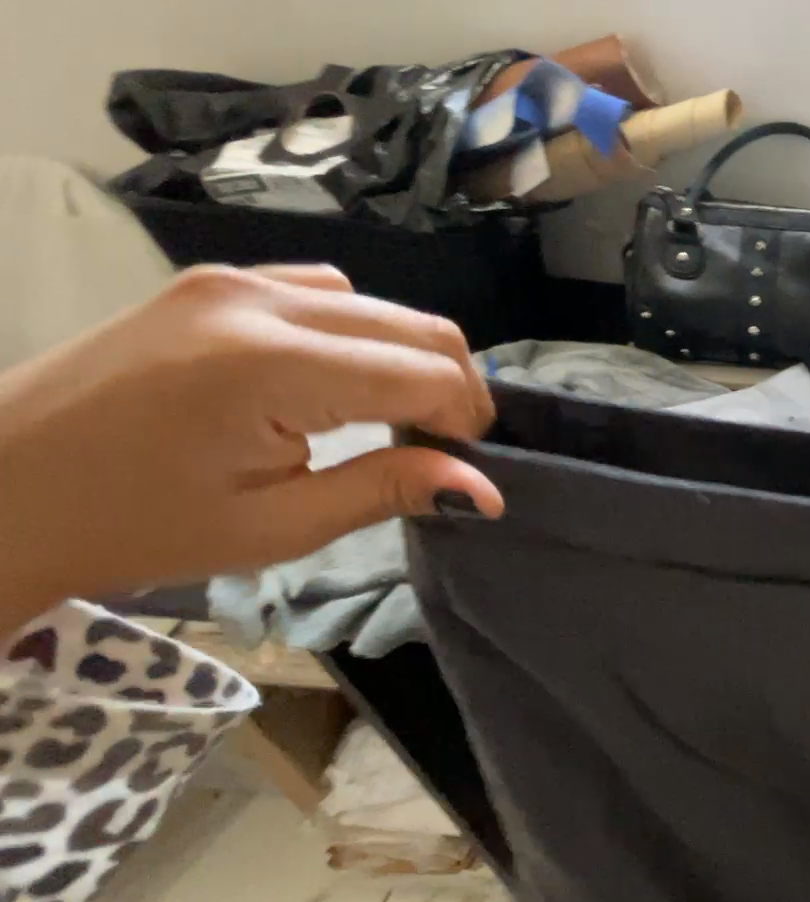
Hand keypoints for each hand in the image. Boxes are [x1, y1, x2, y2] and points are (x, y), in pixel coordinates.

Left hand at [0, 264, 502, 630]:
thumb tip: (488, 491)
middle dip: (456, 391)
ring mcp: (233, 282)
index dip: (466, 424)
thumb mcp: (278, 525)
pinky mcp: (215, 284)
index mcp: (271, 365)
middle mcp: (258, 301)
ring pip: (385, 308)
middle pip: (421, 328)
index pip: (428, 375)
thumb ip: (391, 490)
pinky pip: (331, 293)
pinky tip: (344, 381)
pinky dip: (366, 335)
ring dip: (415, 363)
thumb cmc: (136, 523)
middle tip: (443, 449)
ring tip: (397, 421)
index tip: (459, 470)